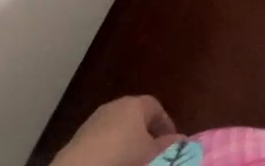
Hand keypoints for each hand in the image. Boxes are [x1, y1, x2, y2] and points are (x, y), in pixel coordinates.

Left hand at [52, 96, 180, 165]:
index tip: (173, 143)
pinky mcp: (83, 133)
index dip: (166, 124)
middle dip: (147, 132)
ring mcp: (97, 117)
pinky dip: (113, 146)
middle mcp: (116, 104)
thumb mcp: (152, 153)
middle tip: (156, 153)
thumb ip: (168, 146)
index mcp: (135, 104)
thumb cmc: (124, 156)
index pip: (155, 106)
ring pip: (120, 126)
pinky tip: (115, 161)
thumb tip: (181, 139)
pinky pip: (105, 136)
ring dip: (129, 140)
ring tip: (136, 159)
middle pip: (137, 114)